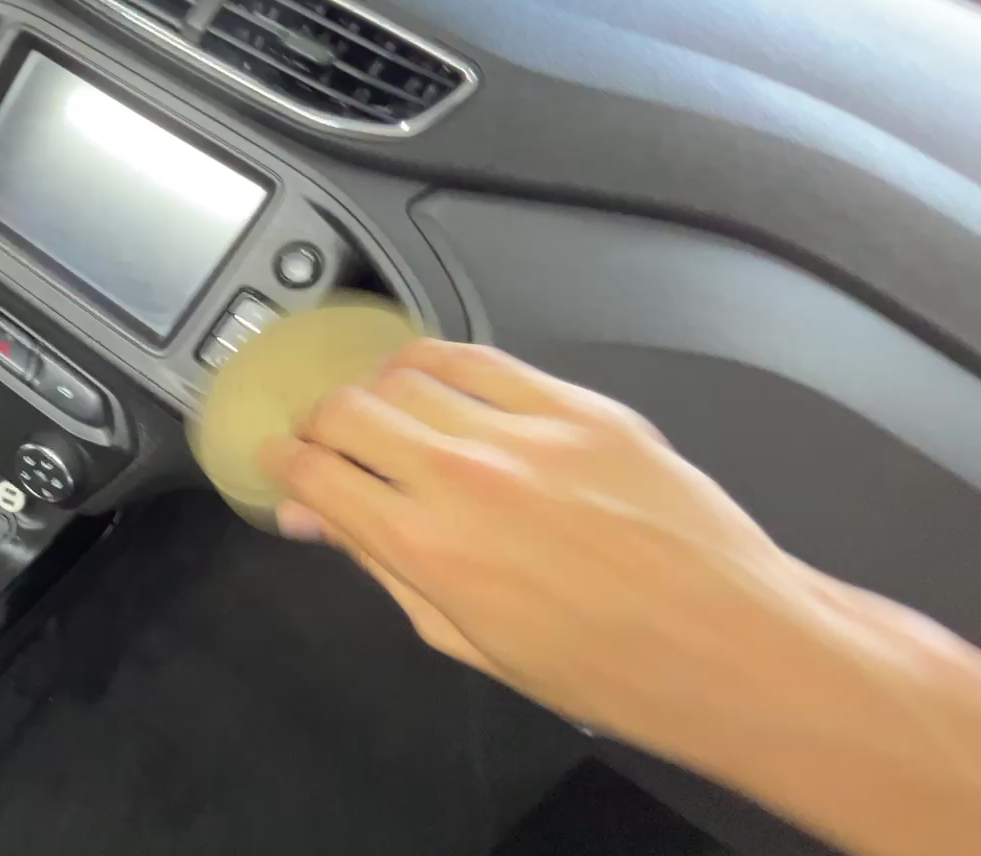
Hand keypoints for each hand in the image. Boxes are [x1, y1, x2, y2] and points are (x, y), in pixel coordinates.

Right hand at [259, 338, 821, 753]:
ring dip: (370, 392)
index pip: (311, 472)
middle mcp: (458, 478)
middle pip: (341, 410)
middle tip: (326, 439)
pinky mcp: (576, 407)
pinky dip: (429, 360)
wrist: (741, 651)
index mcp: (423, 546)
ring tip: (382, 412)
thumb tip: (304, 517)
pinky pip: (473, 356)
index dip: (279, 459)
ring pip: (398, 375)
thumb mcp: (459, 633)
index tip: (278, 457)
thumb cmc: (591, 665)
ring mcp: (520, 434)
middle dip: (315, 422)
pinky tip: (424, 376)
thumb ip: (371, 560)